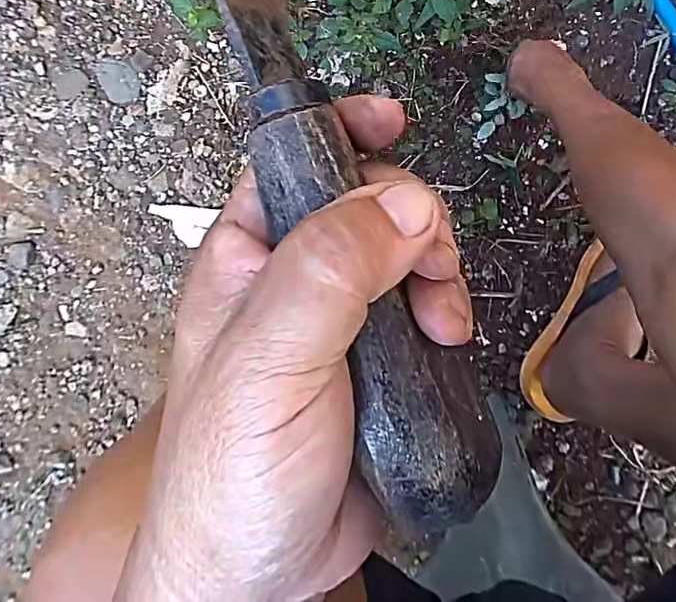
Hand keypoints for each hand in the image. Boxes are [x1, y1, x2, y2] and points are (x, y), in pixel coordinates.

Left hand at [116, 96, 470, 601]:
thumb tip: (403, 202)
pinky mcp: (379, 347)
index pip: (293, 156)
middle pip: (367, 194)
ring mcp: (341, 308)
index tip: (388, 119)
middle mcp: (295, 269)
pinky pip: (426, 296)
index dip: (341, 128)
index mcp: (249, 250)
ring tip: (437, 317)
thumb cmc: (228, 473)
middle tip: (425, 259)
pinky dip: (447, 304)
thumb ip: (329, 270)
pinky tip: (444, 337)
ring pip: (406, 242)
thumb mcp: (267, 357)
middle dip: (410, 213)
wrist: (260, 578)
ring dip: (436, 265)